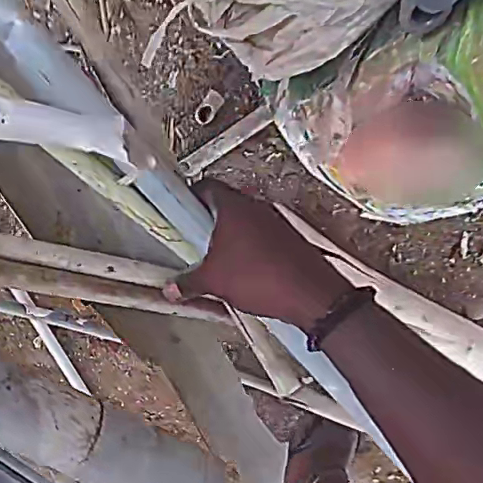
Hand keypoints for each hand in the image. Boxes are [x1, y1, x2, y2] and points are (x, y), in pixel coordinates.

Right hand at [168, 180, 353, 329]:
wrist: (310, 295)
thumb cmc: (262, 278)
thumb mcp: (214, 282)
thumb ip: (188, 282)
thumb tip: (173, 288)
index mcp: (233, 207)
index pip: (206, 186)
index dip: (189, 197)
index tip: (179, 211)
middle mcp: (256, 207)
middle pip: (225, 204)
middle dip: (207, 222)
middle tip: (193, 240)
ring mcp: (275, 222)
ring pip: (244, 221)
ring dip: (229, 236)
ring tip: (217, 260)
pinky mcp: (288, 239)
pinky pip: (261, 237)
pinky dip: (249, 248)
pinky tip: (243, 271)